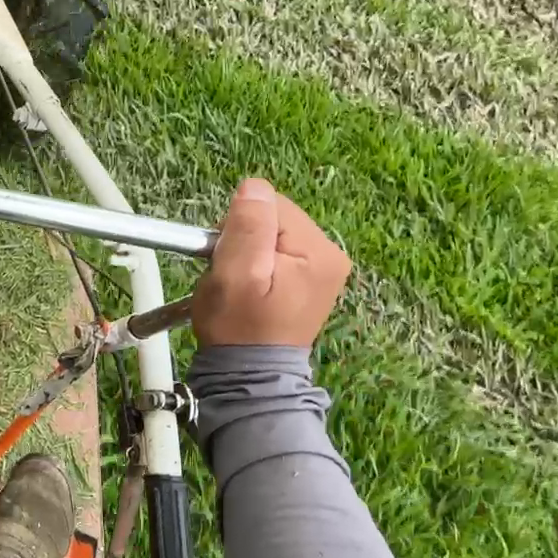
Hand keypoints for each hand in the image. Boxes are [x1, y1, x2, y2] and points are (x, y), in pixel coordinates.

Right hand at [192, 178, 351, 347]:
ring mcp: (324, 268)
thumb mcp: (236, 274)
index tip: (225, 256)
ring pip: (273, 233)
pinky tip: (251, 285)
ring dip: (248, 250)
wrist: (250, 371)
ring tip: (239, 281)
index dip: (238, 225)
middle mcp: (331, 254)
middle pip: (275, 218)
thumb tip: (254, 186)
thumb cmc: (239, 324)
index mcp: (318, 251)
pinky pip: (278, 251)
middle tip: (230, 271)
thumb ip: (246, 228)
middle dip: (244, 237)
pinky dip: (258, 262)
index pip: (271, 206)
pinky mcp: (311, 280)